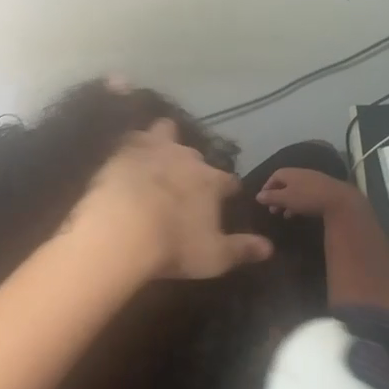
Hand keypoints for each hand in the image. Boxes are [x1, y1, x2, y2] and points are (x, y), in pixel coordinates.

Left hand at [71, 119, 273, 279]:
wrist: (121, 230)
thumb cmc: (173, 246)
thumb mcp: (214, 257)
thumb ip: (242, 249)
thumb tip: (269, 248)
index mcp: (210, 181)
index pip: (228, 181)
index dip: (228, 190)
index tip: (226, 198)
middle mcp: (185, 159)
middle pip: (196, 155)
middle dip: (194, 165)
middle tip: (185, 181)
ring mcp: (152, 151)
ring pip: (163, 131)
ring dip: (163, 139)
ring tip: (156, 152)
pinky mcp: (120, 152)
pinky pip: (130, 139)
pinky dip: (131, 146)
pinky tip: (125, 155)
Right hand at [256, 167, 359, 218]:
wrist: (339, 199)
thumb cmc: (307, 197)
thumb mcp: (286, 199)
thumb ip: (271, 197)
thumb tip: (258, 196)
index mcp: (290, 172)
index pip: (274, 176)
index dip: (267, 187)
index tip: (263, 199)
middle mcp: (301, 173)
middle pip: (285, 183)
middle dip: (278, 196)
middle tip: (272, 209)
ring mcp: (314, 180)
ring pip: (296, 190)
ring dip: (288, 201)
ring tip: (285, 215)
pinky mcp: (324, 189)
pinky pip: (307, 194)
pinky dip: (300, 202)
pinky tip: (299, 213)